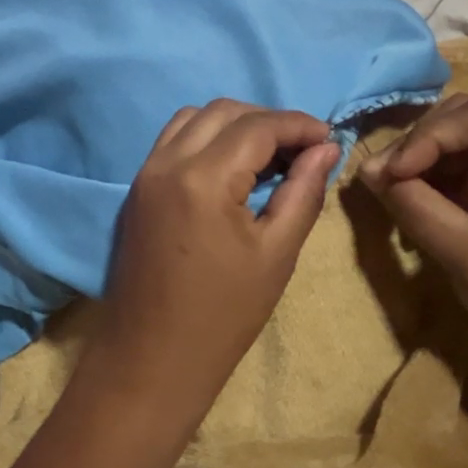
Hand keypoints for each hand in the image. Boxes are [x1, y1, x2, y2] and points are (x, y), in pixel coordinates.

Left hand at [86, 100, 341, 415]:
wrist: (152, 355)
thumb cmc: (224, 314)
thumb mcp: (276, 253)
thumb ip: (303, 192)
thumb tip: (326, 149)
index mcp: (203, 177)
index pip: (257, 126)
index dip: (298, 125)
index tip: (330, 138)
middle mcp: (167, 161)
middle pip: (223, 111)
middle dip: (268, 120)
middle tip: (303, 148)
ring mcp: (146, 171)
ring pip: (193, 117)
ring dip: (234, 123)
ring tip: (270, 155)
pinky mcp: (137, 186)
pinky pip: (173, 139)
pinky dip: (205, 136)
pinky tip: (232, 166)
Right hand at [360, 94, 467, 398]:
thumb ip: (417, 207)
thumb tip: (366, 171)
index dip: (426, 137)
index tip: (390, 173)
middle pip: (467, 120)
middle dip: (420, 142)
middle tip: (385, 176)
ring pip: (460, 141)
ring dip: (421, 159)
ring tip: (390, 188)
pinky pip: (462, 169)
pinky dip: (430, 178)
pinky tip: (410, 199)